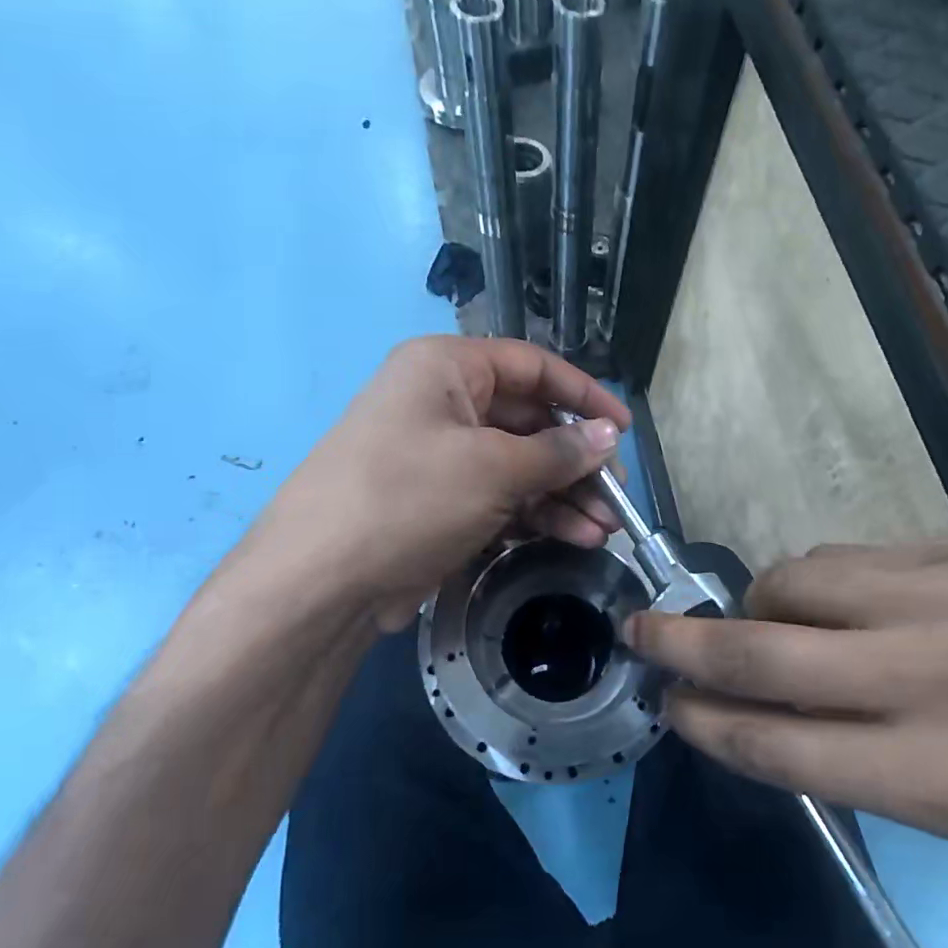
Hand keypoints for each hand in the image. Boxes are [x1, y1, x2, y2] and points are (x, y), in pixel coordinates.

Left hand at [216, 336, 629, 629]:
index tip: (623, 429)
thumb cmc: (408, 498)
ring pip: (521, 466)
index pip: (532, 367)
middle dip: (578, 461)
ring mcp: (444, 458)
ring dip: (566, 496)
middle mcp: (445, 404)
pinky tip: (577, 537)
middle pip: (531, 422)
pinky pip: (504, 498)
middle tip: (617, 495)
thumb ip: (558, 452)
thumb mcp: (492, 468)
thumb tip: (608, 437)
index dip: (583, 396)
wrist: (323, 580)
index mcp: (447, 369)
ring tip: (606, 528)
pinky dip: (539, 516)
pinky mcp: (444, 503)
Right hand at [625, 542, 947, 878]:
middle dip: (684, 645)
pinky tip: (825, 594)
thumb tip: (785, 727)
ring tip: (753, 618)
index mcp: (938, 773)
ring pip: (802, 580)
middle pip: (766, 650)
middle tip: (639, 633)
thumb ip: (877, 773)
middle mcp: (931, 674)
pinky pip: (859, 554)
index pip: (775, 742)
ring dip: (755, 600)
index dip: (705, 725)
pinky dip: (818, 576)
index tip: (668, 710)